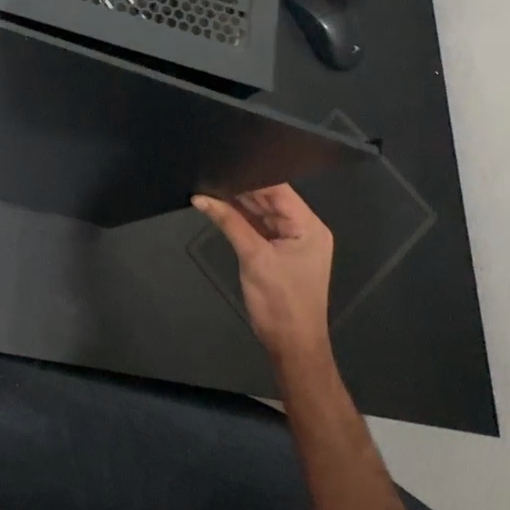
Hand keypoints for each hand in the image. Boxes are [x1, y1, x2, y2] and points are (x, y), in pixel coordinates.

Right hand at [192, 184, 332, 368]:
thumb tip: (200, 197)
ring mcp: (292, 241)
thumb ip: (229, 223)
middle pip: (271, 200)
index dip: (252, 177)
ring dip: (239, 204)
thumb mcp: (254, 257)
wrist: (292, 346)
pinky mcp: (279, 252)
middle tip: (211, 173)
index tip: (224, 163)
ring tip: (210, 186)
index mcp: (309, 226)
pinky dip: (241, 220)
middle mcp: (304, 229)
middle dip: (242, 189)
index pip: (279, 191)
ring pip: (262, 213)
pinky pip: (259, 228)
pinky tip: (220, 207)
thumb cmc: (280, 302)